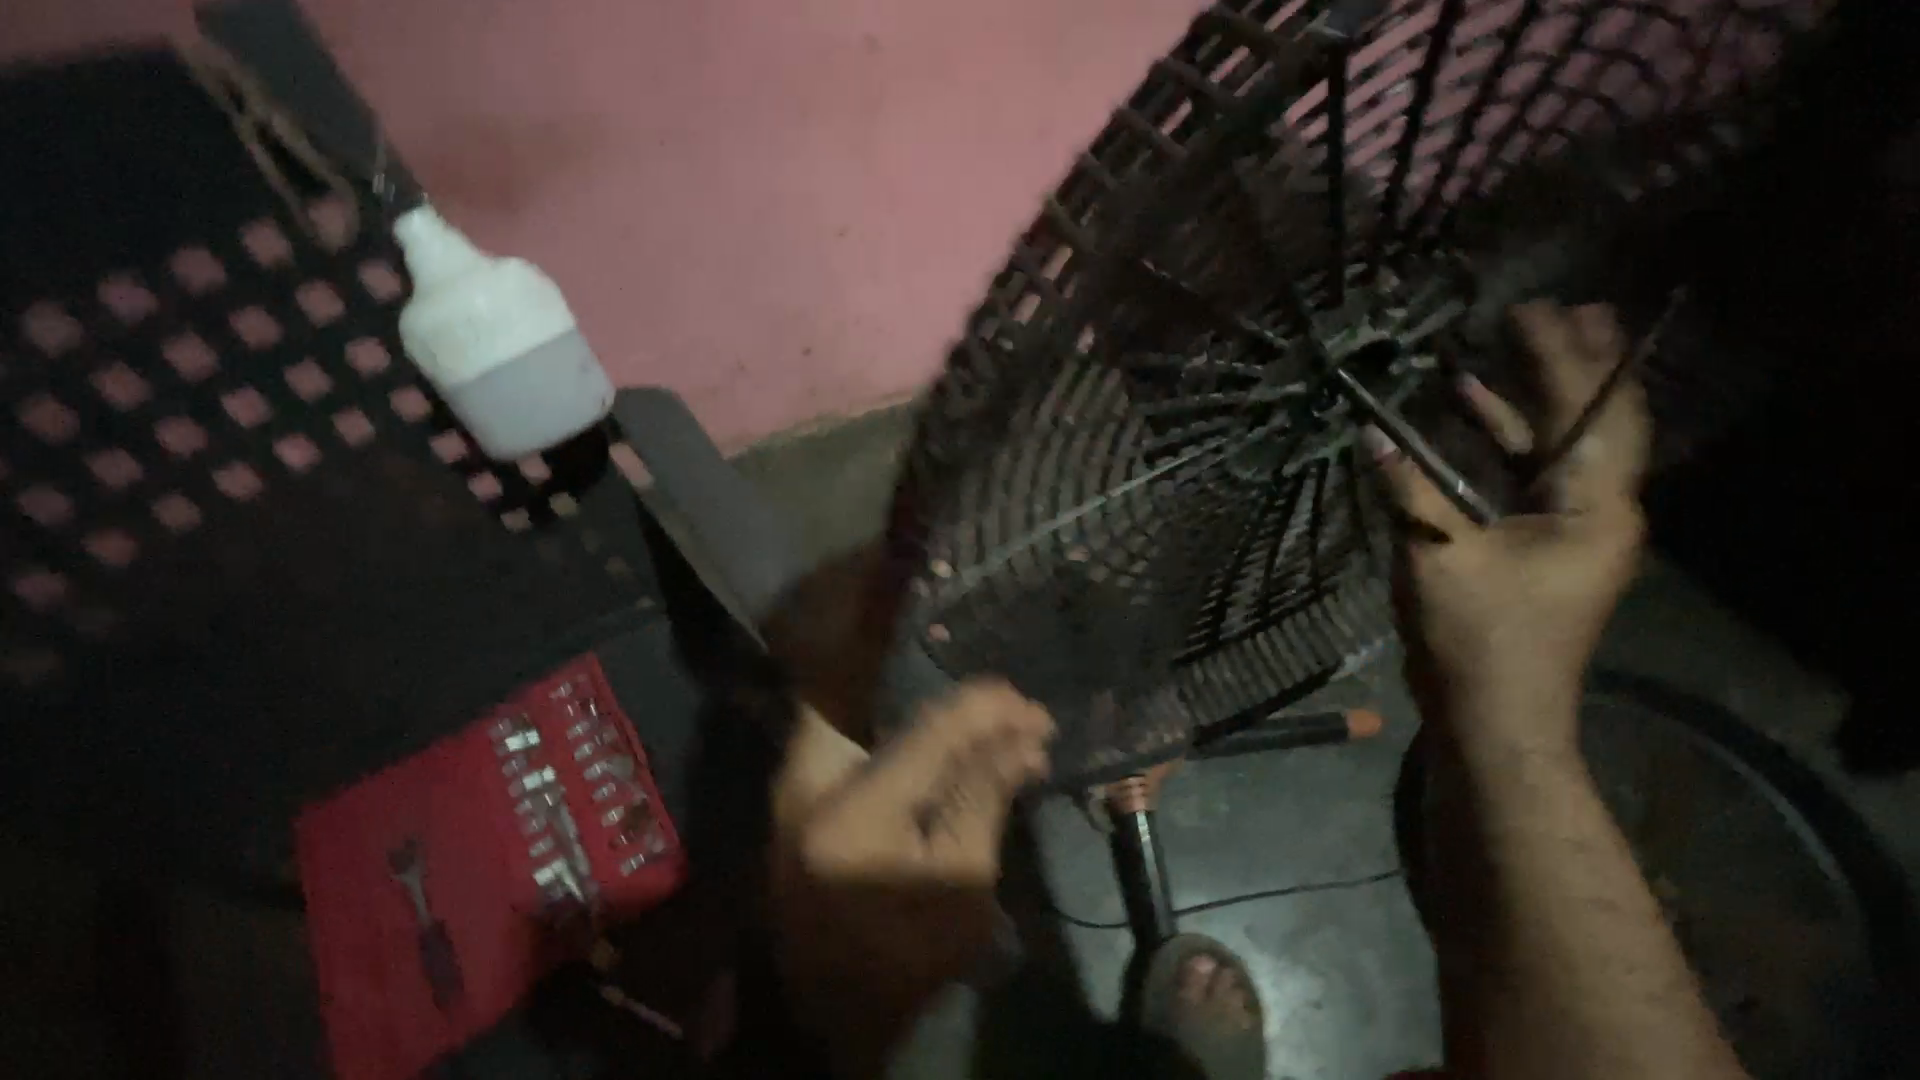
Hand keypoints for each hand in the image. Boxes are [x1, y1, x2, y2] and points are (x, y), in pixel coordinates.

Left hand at [770, 680, 1052, 1074]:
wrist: (827, 1012)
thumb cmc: (902, 960)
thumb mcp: (960, 887)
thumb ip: (983, 798)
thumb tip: (1022, 736)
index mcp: (852, 812)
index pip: (930, 734)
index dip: (988, 712)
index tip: (1036, 713)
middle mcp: (809, 781)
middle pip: (892, 711)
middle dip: (960, 710)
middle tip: (1013, 717)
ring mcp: (796, 784)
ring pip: (875, 719)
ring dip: (936, 723)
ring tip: (990, 733)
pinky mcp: (800, 793)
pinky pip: (863, 742)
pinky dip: (908, 741)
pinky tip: (949, 749)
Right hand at [1375, 302, 1649, 753]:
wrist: (1494, 715)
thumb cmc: (1477, 638)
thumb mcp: (1438, 557)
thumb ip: (1409, 490)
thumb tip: (1374, 433)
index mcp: (1594, 509)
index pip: (1591, 415)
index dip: (1567, 359)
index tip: (1545, 309)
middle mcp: (1598, 510)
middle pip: (1594, 421)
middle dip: (1576, 364)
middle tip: (1564, 308)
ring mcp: (1573, 528)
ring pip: (1562, 446)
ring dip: (1536, 398)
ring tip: (1521, 345)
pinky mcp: (1541, 544)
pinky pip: (1530, 476)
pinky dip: (1505, 443)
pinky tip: (1470, 415)